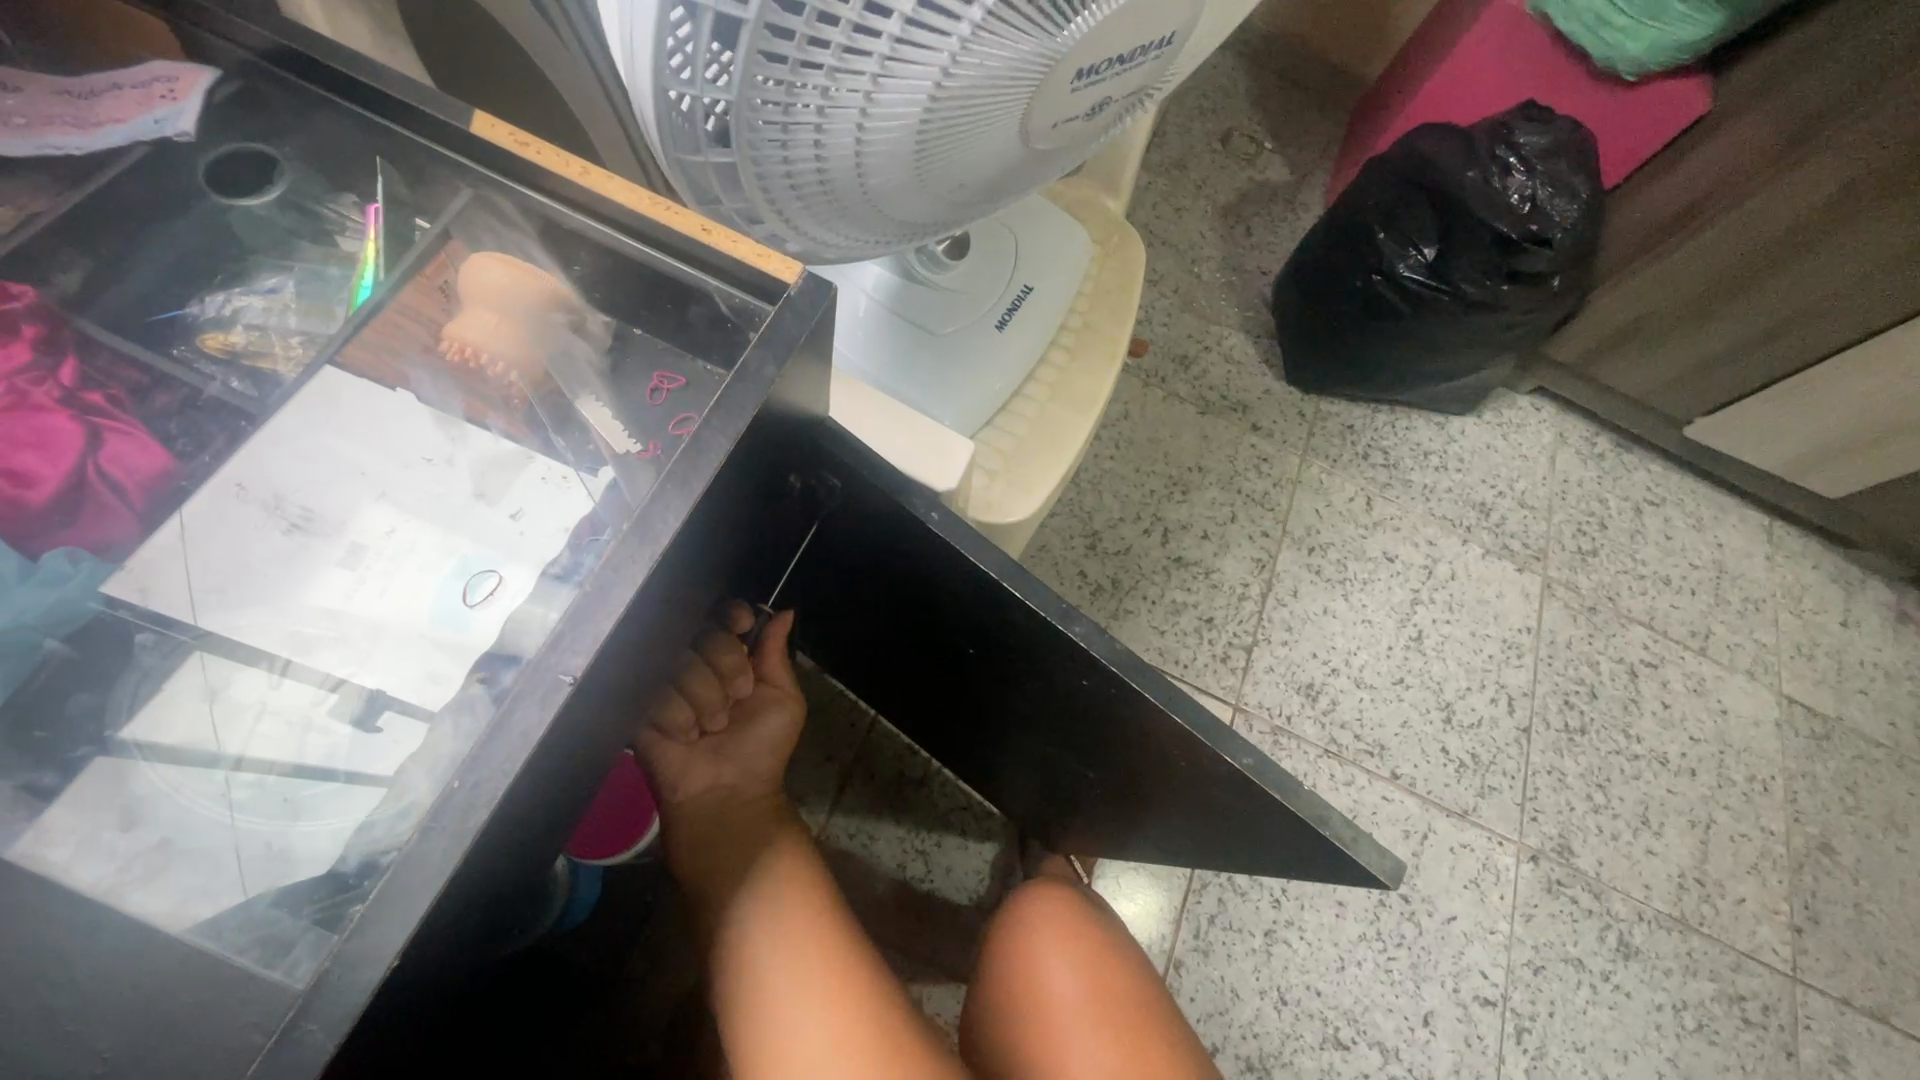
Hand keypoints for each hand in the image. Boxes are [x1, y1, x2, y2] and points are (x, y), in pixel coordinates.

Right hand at [635, 601, 805, 818]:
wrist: (731, 792)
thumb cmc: (762, 747)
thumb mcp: (783, 698)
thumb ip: (776, 653)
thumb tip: (786, 611)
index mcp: (730, 655)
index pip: (723, 614)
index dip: (731, 614)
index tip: (741, 625)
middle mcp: (696, 663)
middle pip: (704, 632)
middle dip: (727, 664)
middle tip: (738, 698)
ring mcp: (664, 684)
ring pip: (680, 661)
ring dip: (706, 699)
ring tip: (712, 729)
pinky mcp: (638, 707)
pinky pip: (655, 692)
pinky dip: (678, 718)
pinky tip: (685, 738)